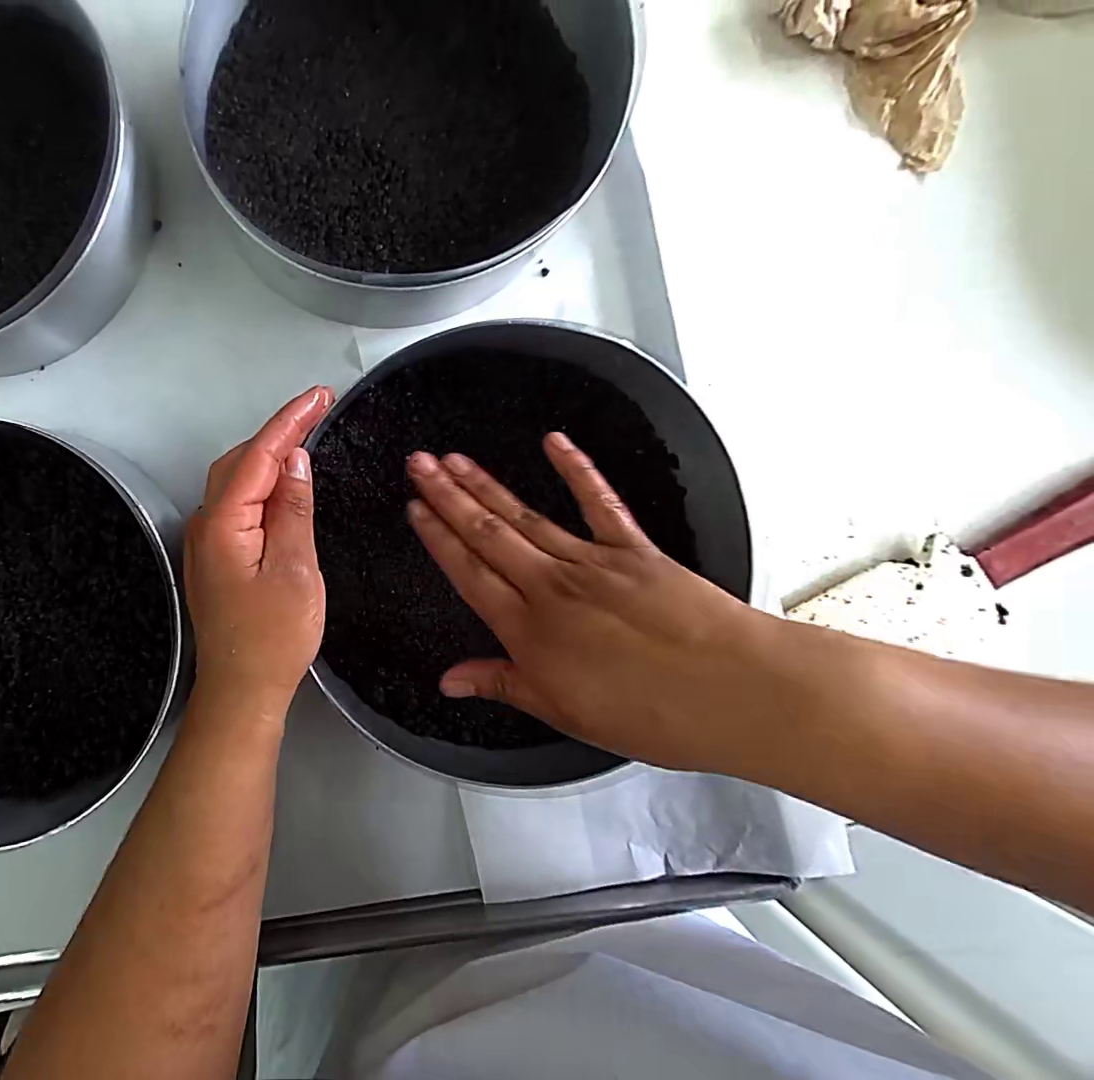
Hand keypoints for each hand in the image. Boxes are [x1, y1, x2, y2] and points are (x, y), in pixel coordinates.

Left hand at [184, 387, 334, 713]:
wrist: (241, 689)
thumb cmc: (272, 640)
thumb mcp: (296, 571)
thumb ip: (294, 510)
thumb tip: (296, 461)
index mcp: (223, 525)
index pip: (258, 456)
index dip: (289, 421)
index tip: (318, 396)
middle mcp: (205, 526)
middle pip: (240, 463)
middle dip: (278, 433)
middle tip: (318, 411)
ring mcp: (206, 541)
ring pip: (235, 483)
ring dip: (268, 458)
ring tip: (306, 438)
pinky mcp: (214, 556)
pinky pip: (236, 506)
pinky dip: (260, 487)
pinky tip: (282, 485)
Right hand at [404, 433, 792, 771]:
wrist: (749, 697)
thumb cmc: (658, 712)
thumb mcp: (562, 711)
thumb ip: (500, 683)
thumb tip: (449, 681)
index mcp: (528, 628)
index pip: (467, 571)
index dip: (436, 537)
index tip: (415, 510)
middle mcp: (551, 588)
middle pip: (485, 532)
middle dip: (446, 495)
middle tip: (419, 466)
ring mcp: (593, 564)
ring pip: (524, 515)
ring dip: (484, 484)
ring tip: (454, 460)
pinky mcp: (637, 552)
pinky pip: (600, 503)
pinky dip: (577, 470)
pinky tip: (554, 445)